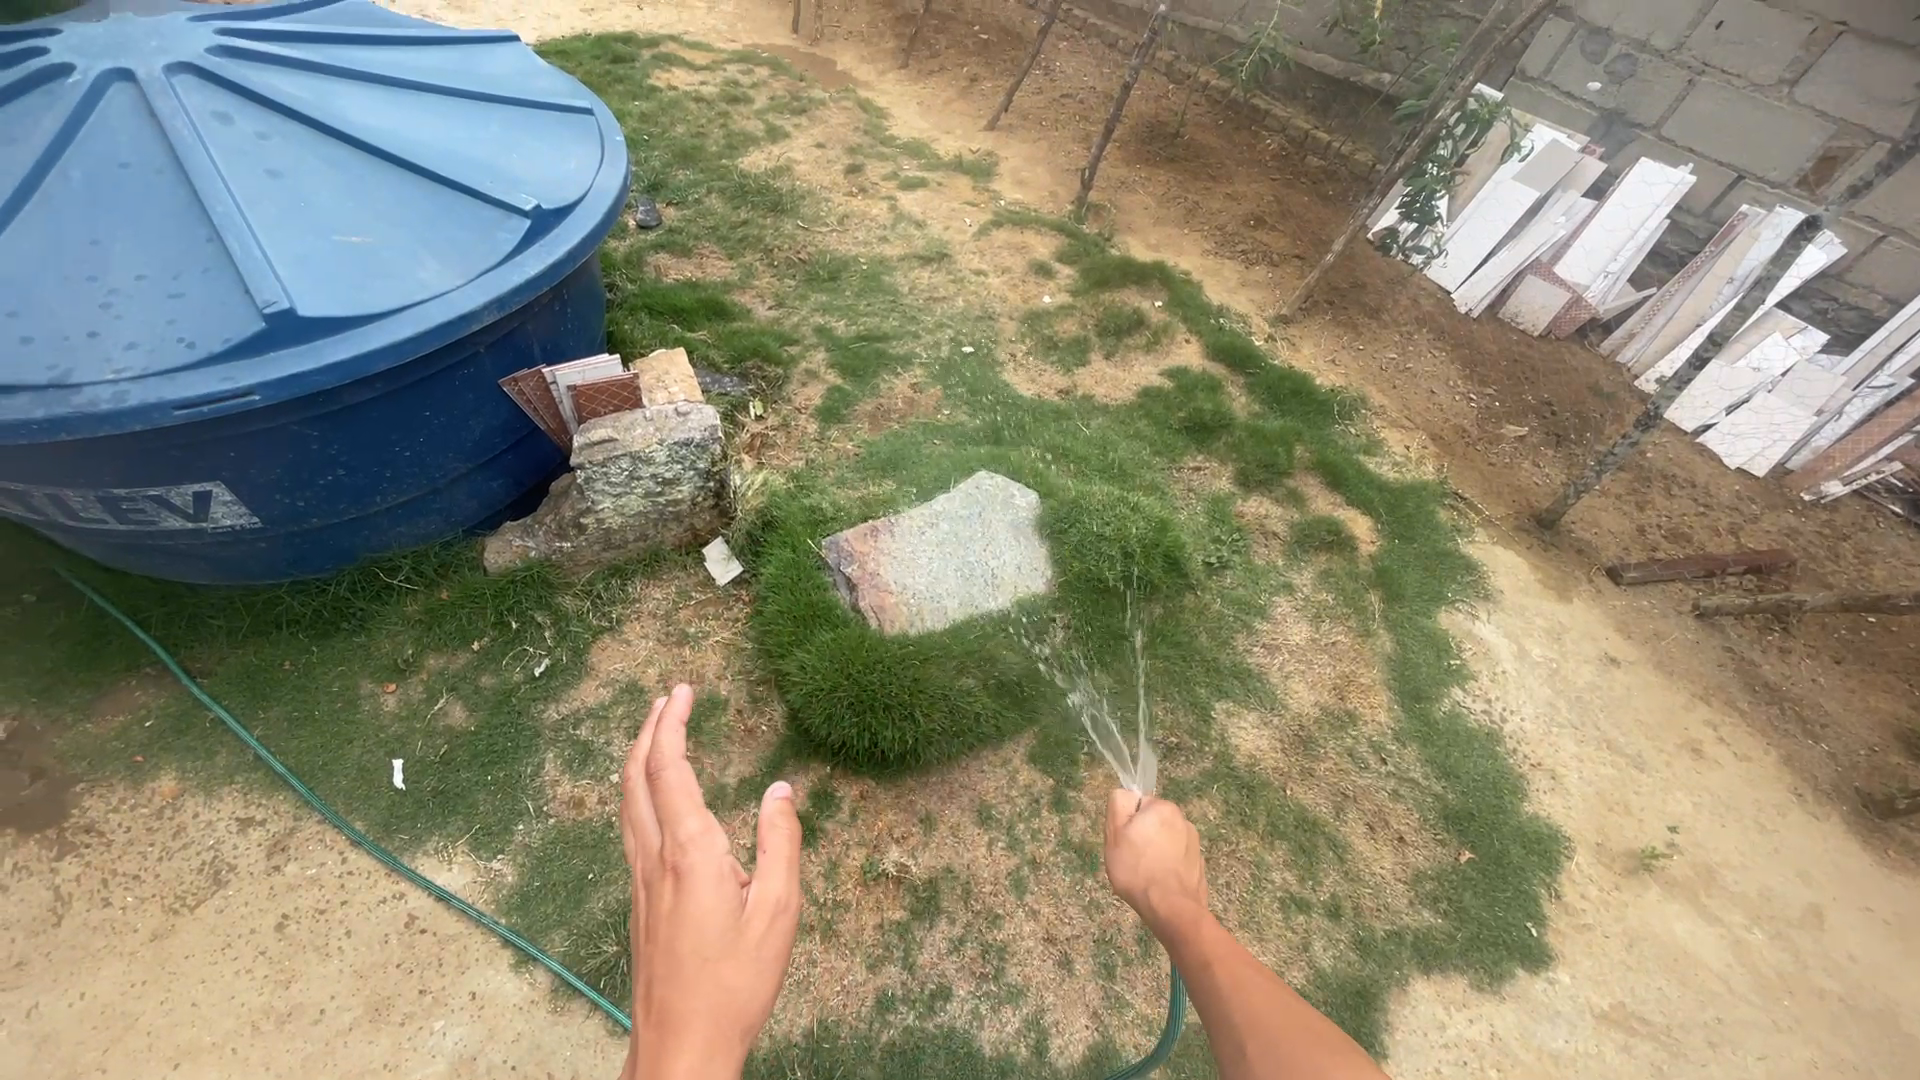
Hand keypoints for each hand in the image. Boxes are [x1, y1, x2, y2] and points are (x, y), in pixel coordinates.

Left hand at [620, 685, 801, 1079]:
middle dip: (647, 730)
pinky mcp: (637, 899)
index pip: (669, 769)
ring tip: (657, 731)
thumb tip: (780, 789)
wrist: (681, 1049)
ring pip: (625, 802)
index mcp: (690, 851)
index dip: (671, 724)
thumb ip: (780, 842)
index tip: (682, 690)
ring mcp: (639, 879)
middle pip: (634, 778)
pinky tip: (656, 795)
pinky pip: (630, 825)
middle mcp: (655, 856)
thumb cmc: (737, 980)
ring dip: (637, 757)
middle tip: (668, 698)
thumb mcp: (779, 910)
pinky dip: (639, 789)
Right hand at [1104, 790, 1207, 938]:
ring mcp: (1195, 844)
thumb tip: (1128, 794)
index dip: (1128, 823)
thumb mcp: (1114, 832)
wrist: (1171, 908)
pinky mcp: (1200, 866)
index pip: (1139, 805)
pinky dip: (1169, 867)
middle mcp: (1184, 820)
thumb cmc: (1137, 868)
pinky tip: (1160, 884)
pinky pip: (1177, 860)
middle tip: (1132, 858)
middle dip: (1143, 837)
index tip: (1125, 841)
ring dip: (1156, 852)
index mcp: (1164, 807)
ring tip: (1146, 875)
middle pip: (1153, 823)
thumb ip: (1119, 803)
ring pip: (1166, 842)